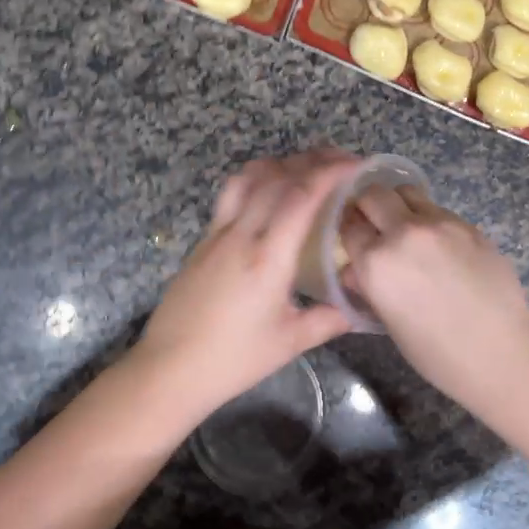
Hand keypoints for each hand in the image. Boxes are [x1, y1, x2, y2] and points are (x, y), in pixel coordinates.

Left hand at [130, 150, 356, 420]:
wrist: (170, 367)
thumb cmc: (233, 359)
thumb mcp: (289, 343)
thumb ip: (327, 320)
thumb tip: (358, 308)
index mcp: (268, 257)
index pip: (301, 196)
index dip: (330, 173)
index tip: (355, 165)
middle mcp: (242, 234)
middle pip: (277, 177)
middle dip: (311, 161)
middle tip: (339, 162)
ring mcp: (218, 233)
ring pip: (248, 178)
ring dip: (280, 165)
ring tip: (305, 171)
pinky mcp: (203, 239)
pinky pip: (231, 195)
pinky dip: (256, 181)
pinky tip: (269, 195)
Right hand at [341, 185, 528, 406]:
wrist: (501, 353)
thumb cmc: (438, 354)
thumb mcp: (390, 323)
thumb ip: (368, 287)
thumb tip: (353, 269)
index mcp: (376, 263)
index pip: (348, 225)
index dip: (348, 228)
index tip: (352, 235)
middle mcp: (402, 233)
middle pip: (373, 194)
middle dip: (368, 205)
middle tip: (374, 223)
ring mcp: (437, 223)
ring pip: (405, 192)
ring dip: (398, 204)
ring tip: (405, 227)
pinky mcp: (465, 223)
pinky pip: (435, 208)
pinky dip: (427, 217)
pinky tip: (436, 243)